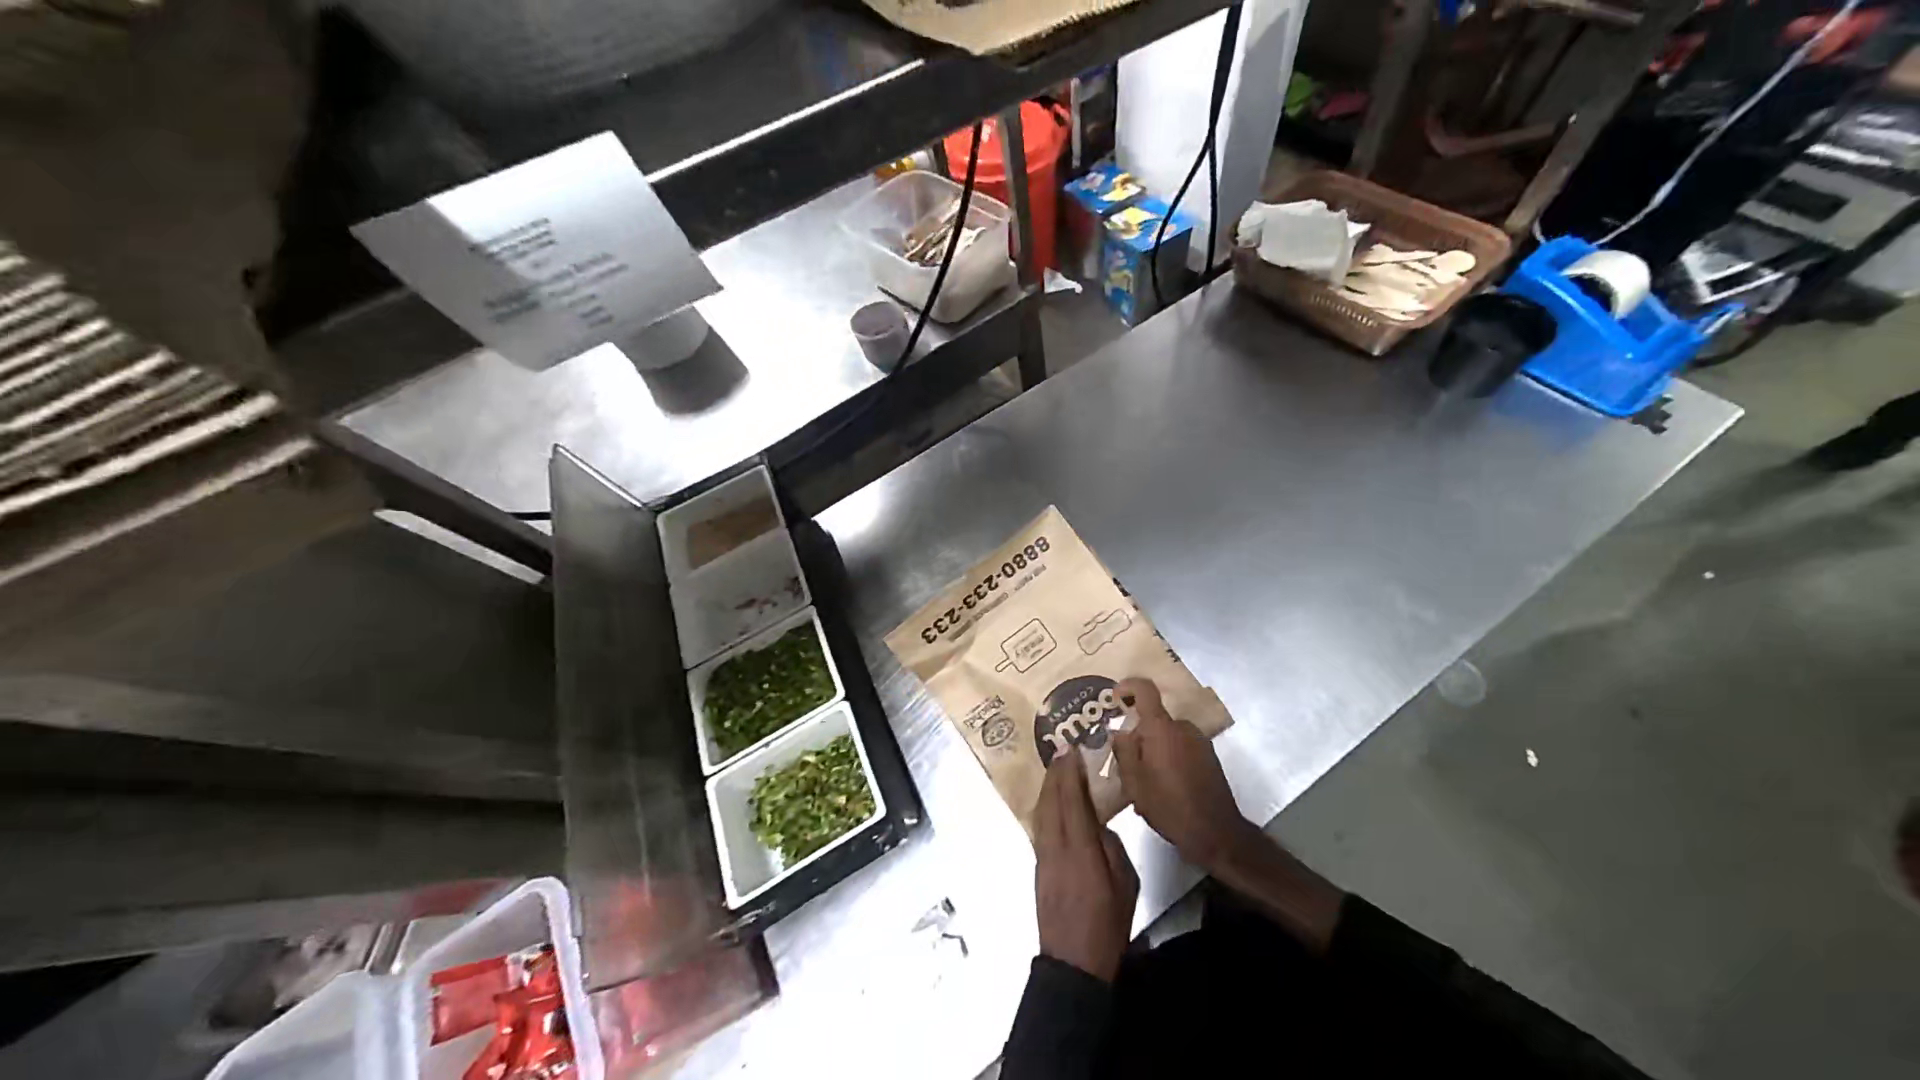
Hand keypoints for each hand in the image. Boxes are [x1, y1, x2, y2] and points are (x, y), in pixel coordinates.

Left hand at [1034, 750, 1138, 981]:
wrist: (1073, 963)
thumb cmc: (1107, 925)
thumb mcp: (1125, 885)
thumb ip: (1112, 848)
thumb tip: (1098, 825)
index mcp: (1080, 851)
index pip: (1071, 801)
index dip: (1069, 774)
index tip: (1071, 750)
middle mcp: (1055, 848)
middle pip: (1050, 801)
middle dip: (1055, 774)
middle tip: (1062, 752)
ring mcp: (1042, 857)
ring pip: (1041, 812)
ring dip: (1048, 788)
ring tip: (1057, 771)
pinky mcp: (1038, 867)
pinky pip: (1040, 826)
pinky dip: (1046, 807)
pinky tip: (1053, 803)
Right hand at [1112, 677, 1258, 874]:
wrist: (1216, 833)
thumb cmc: (1169, 806)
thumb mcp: (1134, 783)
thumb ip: (1124, 751)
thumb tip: (1119, 732)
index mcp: (1162, 728)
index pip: (1146, 690)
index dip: (1129, 686)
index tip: (1116, 696)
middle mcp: (1183, 728)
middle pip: (1154, 720)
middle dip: (1138, 735)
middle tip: (1126, 762)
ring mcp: (1200, 742)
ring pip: (1167, 736)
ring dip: (1154, 750)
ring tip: (1144, 781)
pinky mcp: (1209, 757)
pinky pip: (1181, 747)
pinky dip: (1169, 759)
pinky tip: (1164, 787)